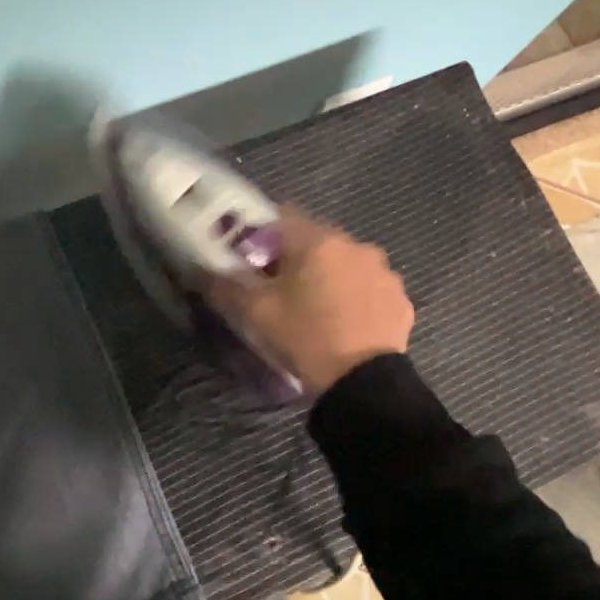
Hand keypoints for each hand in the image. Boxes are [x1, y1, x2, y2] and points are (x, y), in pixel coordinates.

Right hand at [209, 211, 414, 393]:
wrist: (361, 381)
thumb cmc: (302, 336)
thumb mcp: (253, 313)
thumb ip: (223, 284)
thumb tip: (201, 270)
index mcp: (317, 241)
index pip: (281, 217)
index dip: (259, 236)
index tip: (248, 261)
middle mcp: (355, 246)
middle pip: (314, 241)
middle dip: (293, 260)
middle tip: (275, 291)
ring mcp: (382, 272)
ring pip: (343, 265)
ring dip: (326, 278)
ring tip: (311, 312)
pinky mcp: (399, 300)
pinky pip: (366, 289)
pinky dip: (352, 299)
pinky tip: (339, 325)